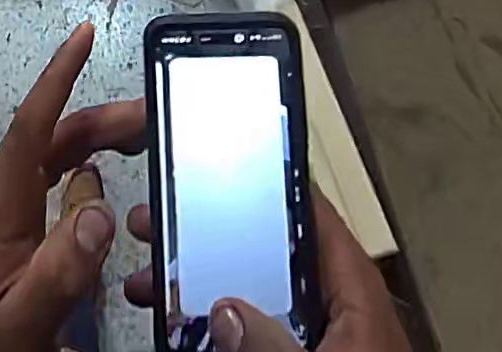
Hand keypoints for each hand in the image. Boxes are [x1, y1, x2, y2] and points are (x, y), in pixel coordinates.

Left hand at [0, 22, 145, 350]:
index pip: (32, 122)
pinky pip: (63, 169)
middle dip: (108, 116)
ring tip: (144, 134)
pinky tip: (112, 167)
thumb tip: (99, 211)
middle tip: (154, 115)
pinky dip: (93, 158)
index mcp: (1, 202)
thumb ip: (59, 272)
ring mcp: (12, 198)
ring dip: (104, 135)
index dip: (60, 73)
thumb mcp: (23, 322)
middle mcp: (5, 187)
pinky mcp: (22, 211)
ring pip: (64, 146)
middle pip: (60, 131)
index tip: (85, 34)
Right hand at [124, 193, 409, 351]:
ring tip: (151, 273)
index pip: (306, 208)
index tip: (213, 167)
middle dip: (210, 233)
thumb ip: (276, 345)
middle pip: (264, 246)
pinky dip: (210, 320)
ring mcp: (308, 329)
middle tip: (161, 218)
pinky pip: (250, 324)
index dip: (262, 180)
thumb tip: (226, 310)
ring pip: (247, 287)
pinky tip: (172, 318)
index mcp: (350, 286)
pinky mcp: (291, 349)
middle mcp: (328, 298)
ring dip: (199, 279)